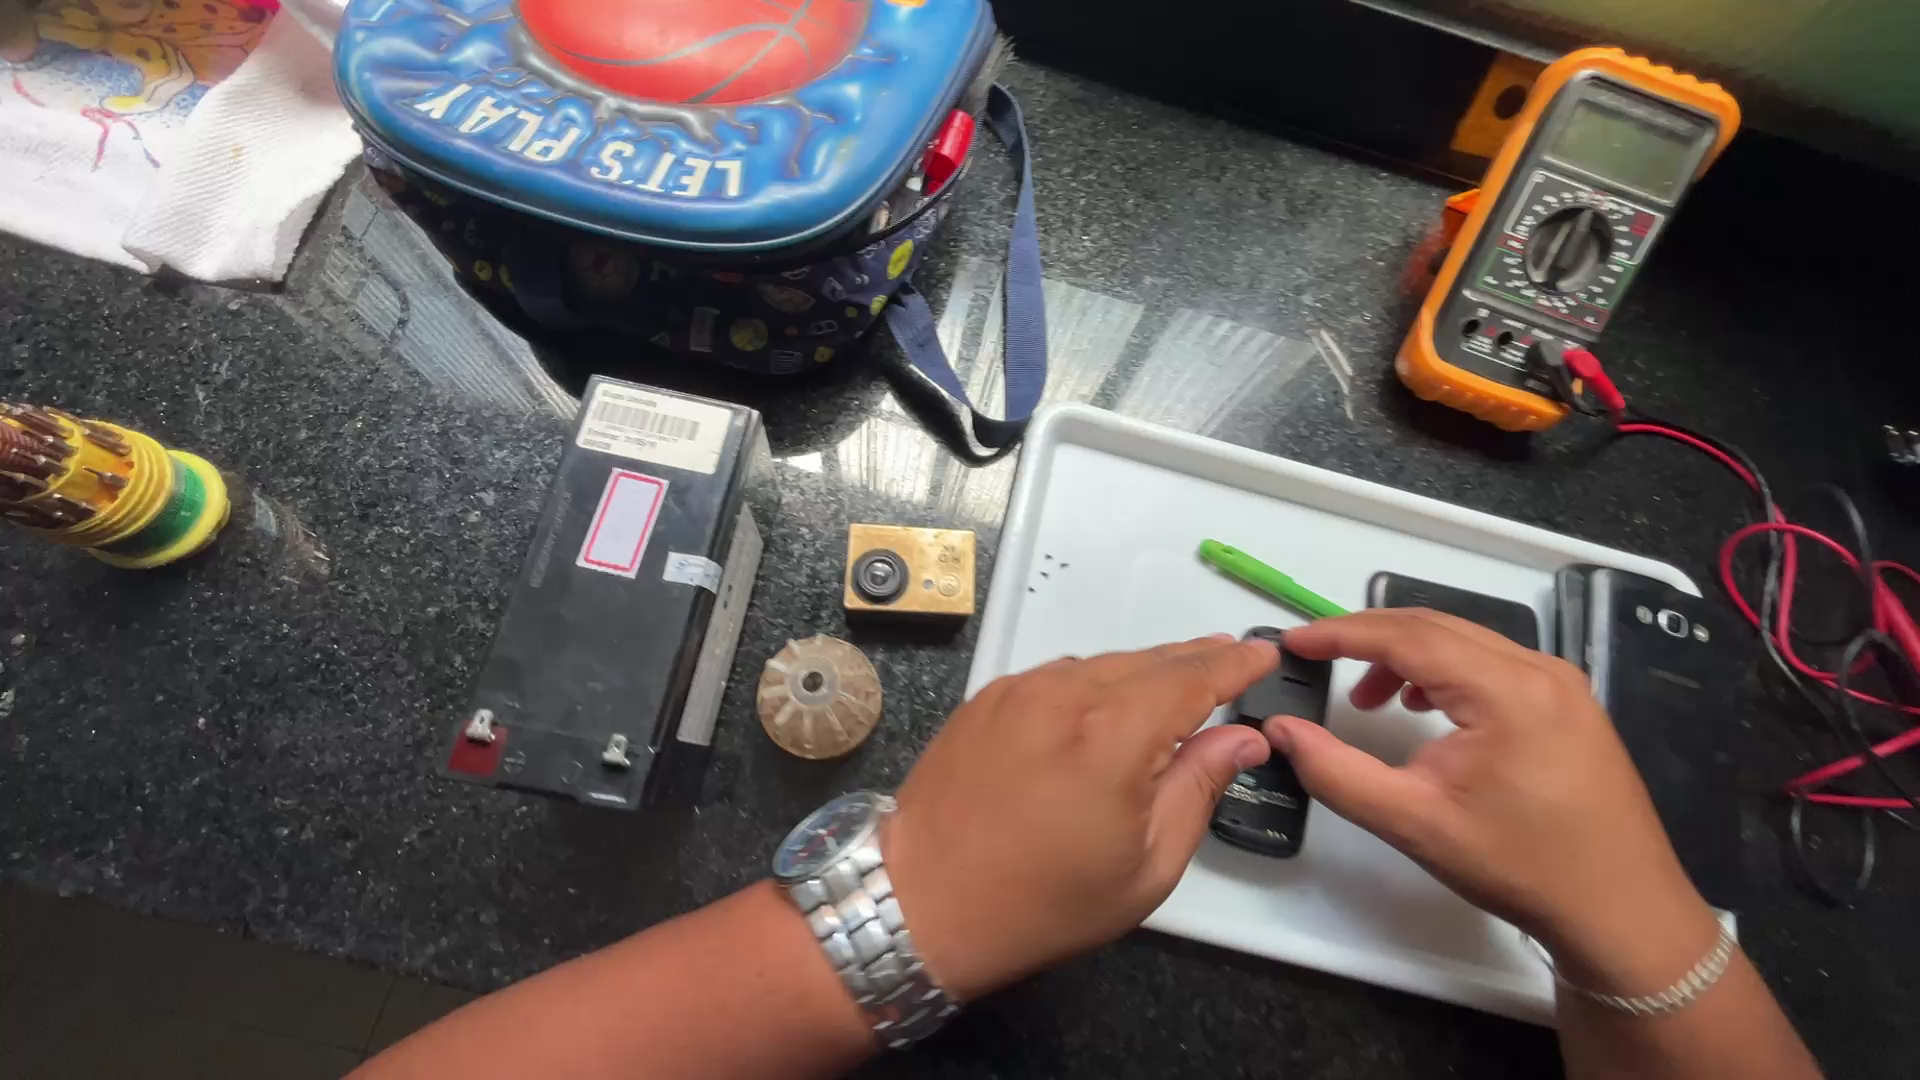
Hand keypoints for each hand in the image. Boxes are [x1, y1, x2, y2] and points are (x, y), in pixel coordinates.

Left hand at [882, 635, 1278, 1000]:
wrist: (924, 898)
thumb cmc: (1046, 900)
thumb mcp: (1146, 865)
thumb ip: (1198, 787)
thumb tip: (1242, 738)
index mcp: (1113, 734)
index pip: (1191, 680)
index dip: (1232, 665)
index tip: (1262, 653)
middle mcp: (1065, 693)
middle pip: (1146, 662)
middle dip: (1192, 659)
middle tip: (1228, 656)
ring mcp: (1019, 689)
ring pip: (1099, 665)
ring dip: (1141, 670)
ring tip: (1172, 680)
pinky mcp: (988, 696)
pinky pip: (1056, 676)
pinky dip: (1091, 681)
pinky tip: (1102, 700)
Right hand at [1268, 609, 1721, 994]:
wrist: (1624, 916)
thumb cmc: (1518, 866)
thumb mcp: (1411, 822)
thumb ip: (1333, 771)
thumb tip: (1277, 729)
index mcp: (1508, 692)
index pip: (1407, 637)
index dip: (1340, 633)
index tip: (1292, 643)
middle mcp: (1539, 671)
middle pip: (1433, 626)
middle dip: (1365, 637)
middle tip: (1314, 658)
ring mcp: (1559, 683)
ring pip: (1459, 640)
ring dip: (1401, 655)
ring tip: (1365, 698)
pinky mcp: (1564, 702)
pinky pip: (1485, 661)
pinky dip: (1437, 669)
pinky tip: (1420, 707)